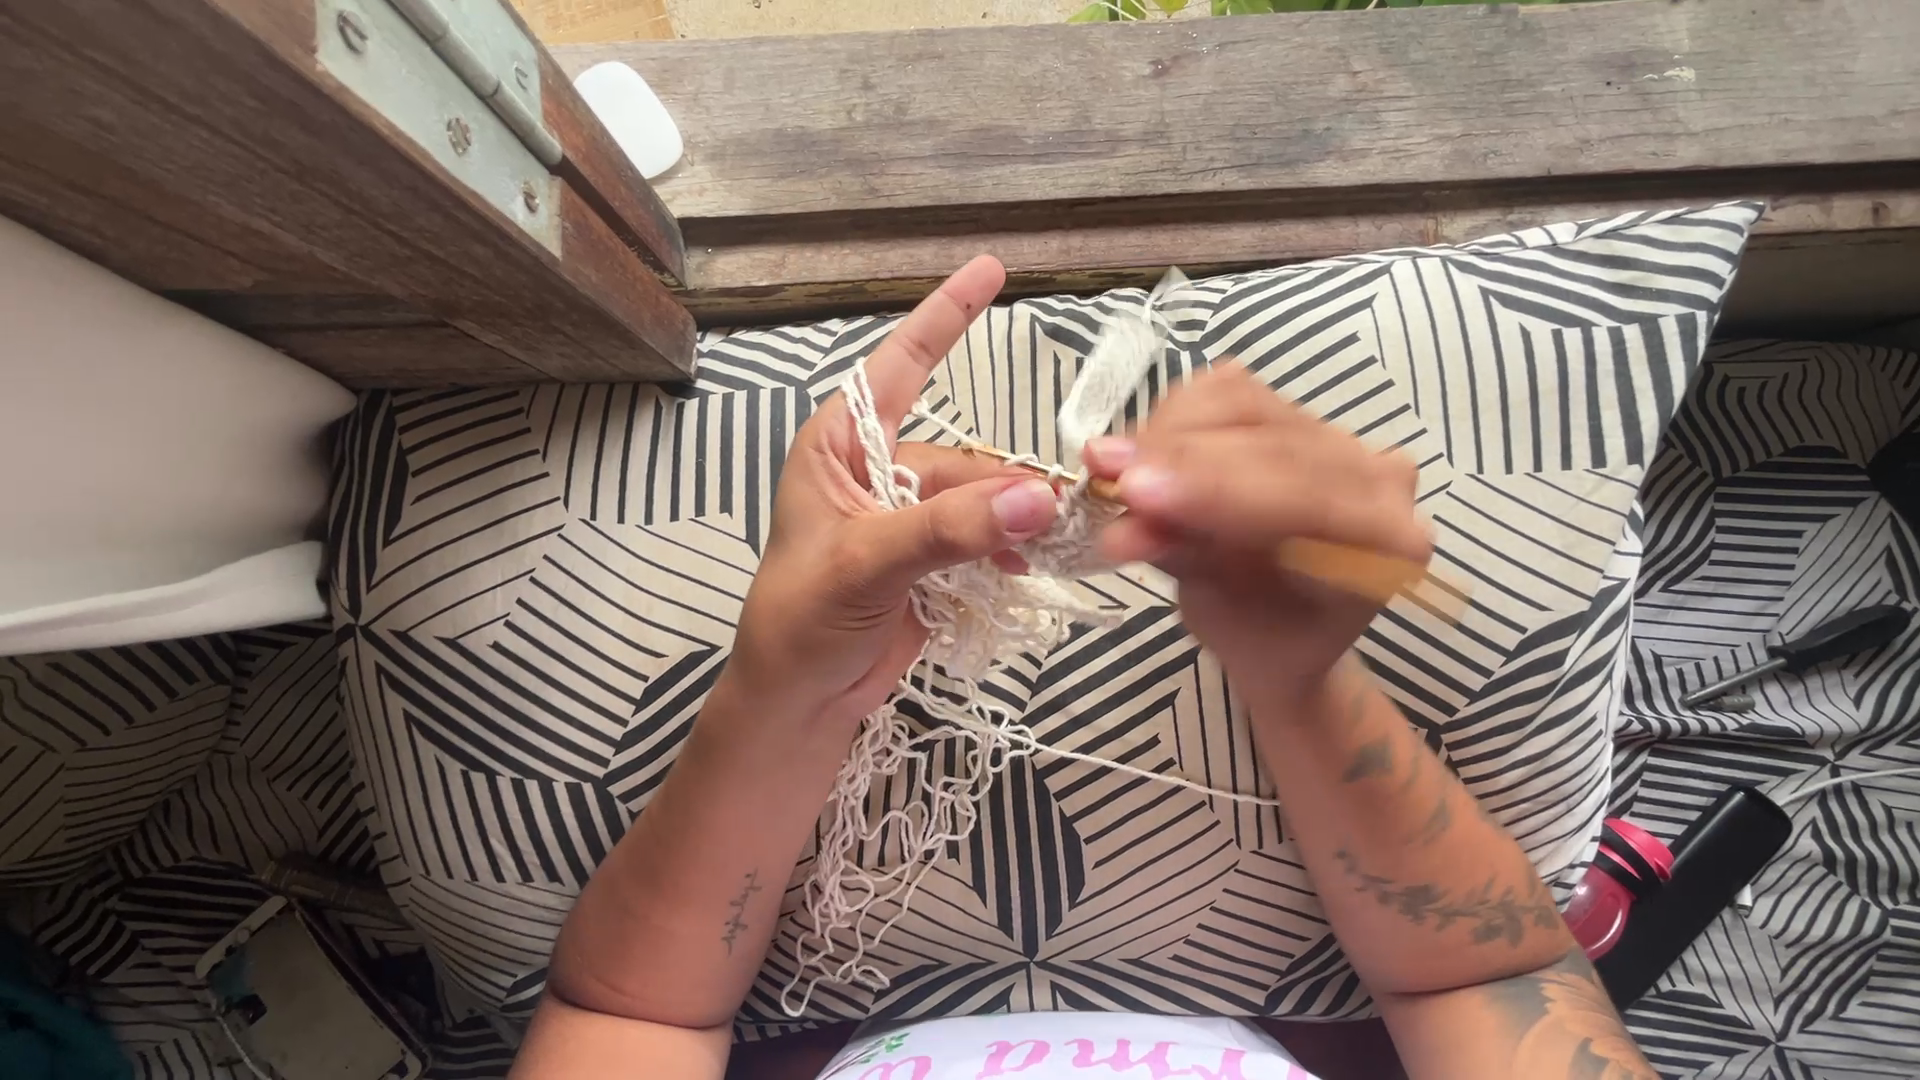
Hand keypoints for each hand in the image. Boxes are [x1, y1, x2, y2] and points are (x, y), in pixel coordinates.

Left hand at [727, 256, 1059, 727]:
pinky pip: (984, 538)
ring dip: (1013, 522)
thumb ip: (947, 529)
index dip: (945, 316)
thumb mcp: (865, 563)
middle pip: (960, 457)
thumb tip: (1037, 498)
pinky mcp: (929, 559)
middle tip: (1054, 517)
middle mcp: (875, 472)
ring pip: (981, 501)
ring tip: (1046, 548)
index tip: (991, 268)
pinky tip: (1026, 569)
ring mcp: (906, 517)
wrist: (801, 699)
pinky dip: (1008, 550)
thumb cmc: (802, 620)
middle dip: (1003, 486)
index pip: (897, 367)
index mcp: (839, 447)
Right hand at [1082, 364, 1429, 697]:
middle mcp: (1376, 477)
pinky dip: (1171, 419)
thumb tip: (1118, 528)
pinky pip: (1224, 394)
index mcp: (1386, 544)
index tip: (1137, 490)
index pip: (1305, 495)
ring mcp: (1335, 437)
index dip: (1215, 486)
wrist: (1282, 626)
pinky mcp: (1290, 415)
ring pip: (1242, 403)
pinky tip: (1142, 453)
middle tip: (1103, 469)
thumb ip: (1184, 559)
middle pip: (1272, 439)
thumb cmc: (1261, 639)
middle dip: (1179, 455)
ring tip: (1108, 464)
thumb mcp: (1221, 617)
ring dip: (1166, 432)